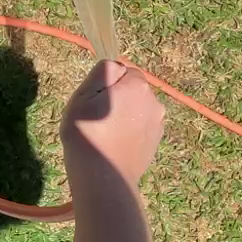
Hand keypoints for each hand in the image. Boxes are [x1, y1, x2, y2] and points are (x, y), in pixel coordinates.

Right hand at [60, 61, 163, 186]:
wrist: (103, 175)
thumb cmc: (87, 132)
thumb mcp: (84, 95)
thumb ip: (103, 72)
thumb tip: (115, 65)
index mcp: (137, 85)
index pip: (121, 71)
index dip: (104, 83)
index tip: (91, 100)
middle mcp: (154, 102)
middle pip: (130, 90)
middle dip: (115, 98)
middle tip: (93, 116)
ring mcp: (157, 124)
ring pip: (135, 110)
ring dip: (122, 115)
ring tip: (102, 133)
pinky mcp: (155, 143)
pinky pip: (138, 128)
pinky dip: (128, 132)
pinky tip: (113, 145)